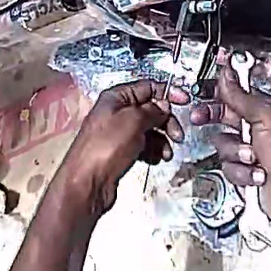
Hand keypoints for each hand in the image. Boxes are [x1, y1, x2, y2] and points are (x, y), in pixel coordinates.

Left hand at [56, 80, 190, 215]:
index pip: (147, 86)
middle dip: (166, 121)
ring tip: (166, 152)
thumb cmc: (104, 149)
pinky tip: (154, 159)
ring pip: (149, 130)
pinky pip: (143, 146)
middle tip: (177, 134)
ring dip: (162, 139)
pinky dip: (152, 151)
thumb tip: (163, 106)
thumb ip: (153, 110)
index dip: (167, 92)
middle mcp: (116, 112)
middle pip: (150, 109)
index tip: (184, 99)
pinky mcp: (120, 152)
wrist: (87, 184)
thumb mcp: (134, 121)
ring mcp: (118, 133)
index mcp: (116, 97)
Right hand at [189, 60, 270, 244]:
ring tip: (253, 157)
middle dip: (214, 118)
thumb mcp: (266, 118)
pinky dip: (242, 173)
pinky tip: (258, 175)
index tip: (204, 92)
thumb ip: (241, 97)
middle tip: (201, 116)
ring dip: (235, 152)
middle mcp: (259, 130)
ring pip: (224, 145)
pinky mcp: (250, 176)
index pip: (236, 94)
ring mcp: (254, 153)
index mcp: (266, 110)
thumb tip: (227, 76)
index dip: (219, 92)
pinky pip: (230, 169)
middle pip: (225, 118)